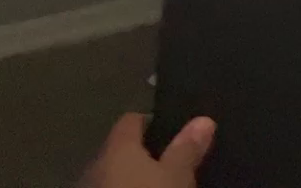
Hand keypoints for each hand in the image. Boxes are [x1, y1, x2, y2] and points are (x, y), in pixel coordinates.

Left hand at [78, 113, 215, 187]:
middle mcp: (96, 165)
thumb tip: (204, 119)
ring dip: (132, 181)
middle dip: (144, 157)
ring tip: (159, 187)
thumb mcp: (175, 178)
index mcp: (117, 147)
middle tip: (171, 166)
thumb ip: (187, 149)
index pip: (132, 120)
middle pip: (121, 151)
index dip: (153, 122)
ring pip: (114, 178)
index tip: (173, 132)